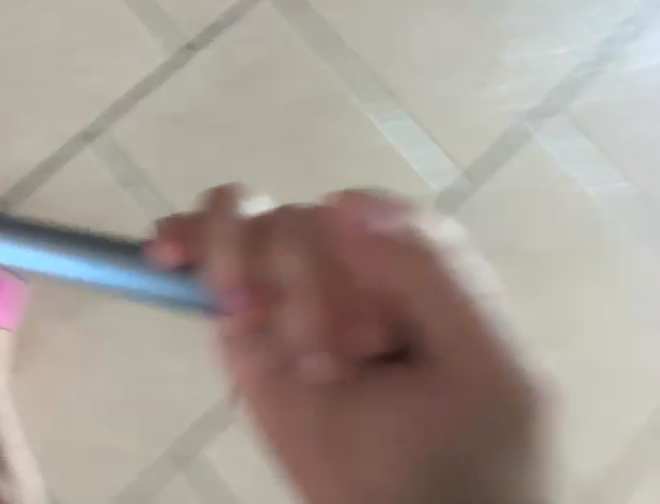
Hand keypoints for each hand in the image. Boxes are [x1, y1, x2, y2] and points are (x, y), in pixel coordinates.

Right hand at [149, 187, 549, 503]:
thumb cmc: (460, 459)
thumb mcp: (492, 379)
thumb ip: (439, 282)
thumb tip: (346, 200)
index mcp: (416, 269)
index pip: (370, 213)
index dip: (356, 254)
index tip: (367, 324)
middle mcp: (346, 261)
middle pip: (299, 220)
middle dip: (302, 288)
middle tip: (326, 365)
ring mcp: (283, 278)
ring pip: (244, 214)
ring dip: (236, 259)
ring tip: (245, 317)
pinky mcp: (234, 300)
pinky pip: (201, 240)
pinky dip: (183, 236)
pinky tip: (168, 254)